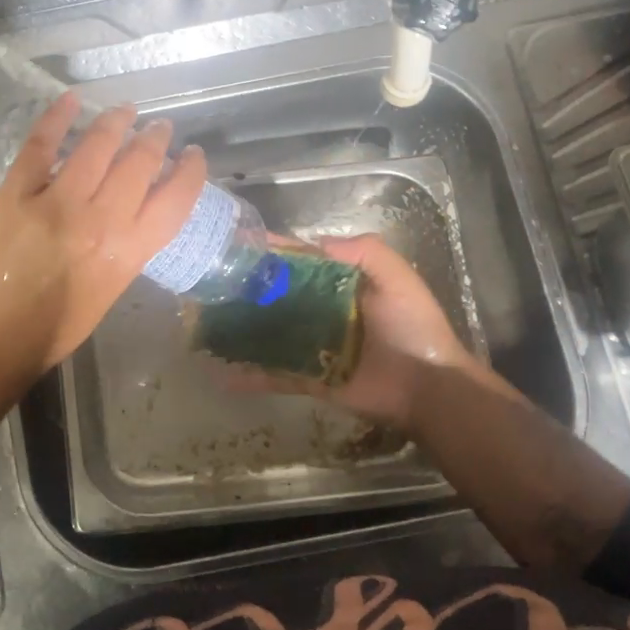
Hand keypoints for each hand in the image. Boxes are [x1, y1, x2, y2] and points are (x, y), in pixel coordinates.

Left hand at [0, 93, 206, 379]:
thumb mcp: (113, 286)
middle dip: (155, 139)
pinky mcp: (17, 192)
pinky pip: (41, 145)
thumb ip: (128, 244)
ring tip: (125, 112)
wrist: (1, 333)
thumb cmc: (60, 324)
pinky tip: (72, 100)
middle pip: (139, 163)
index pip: (175, 199)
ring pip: (97, 145)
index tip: (193, 155)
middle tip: (159, 128)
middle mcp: (101, 220)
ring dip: (116, 122)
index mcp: (129, 251)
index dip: (190, 171)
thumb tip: (135, 207)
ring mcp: (57, 201)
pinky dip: (57, 118)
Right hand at [228, 234, 480, 427]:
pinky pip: (274, 376)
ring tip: (202, 326)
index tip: (235, 243)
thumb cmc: (413, 328)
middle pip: (277, 297)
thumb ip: (364, 251)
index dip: (271, 252)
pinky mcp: (310, 379)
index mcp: (341, 284)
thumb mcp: (397, 278)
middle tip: (208, 286)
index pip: (299, 262)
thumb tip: (312, 241)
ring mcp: (313, 347)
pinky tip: (219, 374)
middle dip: (246, 291)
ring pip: (269, 335)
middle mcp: (322, 312)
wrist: (427, 388)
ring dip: (240, 331)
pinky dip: (249, 377)